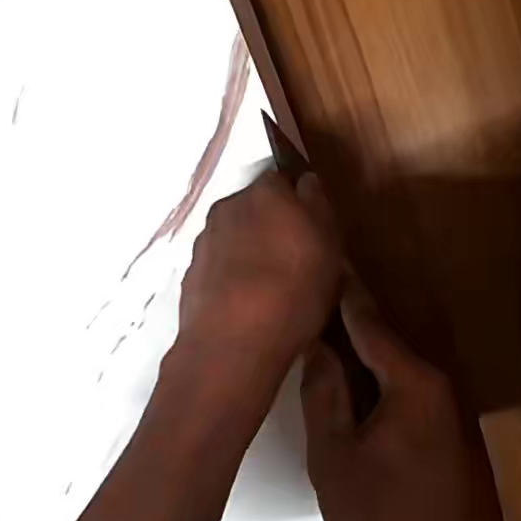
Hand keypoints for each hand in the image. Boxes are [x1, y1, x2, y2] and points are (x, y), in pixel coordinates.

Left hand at [178, 171, 340, 370]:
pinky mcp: (190, 276)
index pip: (283, 179)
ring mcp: (204, 242)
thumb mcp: (329, 244)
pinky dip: (232, 276)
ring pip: (234, 237)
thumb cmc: (295, 287)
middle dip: (271, 225)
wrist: (234, 341)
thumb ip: (318, 205)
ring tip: (270, 286)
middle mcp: (228, 207)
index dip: (299, 202)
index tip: (312, 228)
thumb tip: (306, 182)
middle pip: (255, 208)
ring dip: (250, 251)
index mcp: (265, 191)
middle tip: (294, 258)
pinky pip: (219, 267)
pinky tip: (246, 303)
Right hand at [301, 282, 520, 520]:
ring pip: (393, 365)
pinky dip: (374, 380)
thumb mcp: (336, 460)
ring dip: (358, 350)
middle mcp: (438, 383)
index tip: (319, 261)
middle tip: (305, 299)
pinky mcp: (448, 433)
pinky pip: (404, 389)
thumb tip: (315, 346)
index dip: (341, 291)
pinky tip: (347, 382)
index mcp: (413, 381)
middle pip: (384, 338)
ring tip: (316, 333)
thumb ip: (324, 395)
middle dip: (345, 318)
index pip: (369, 319)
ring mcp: (448, 408)